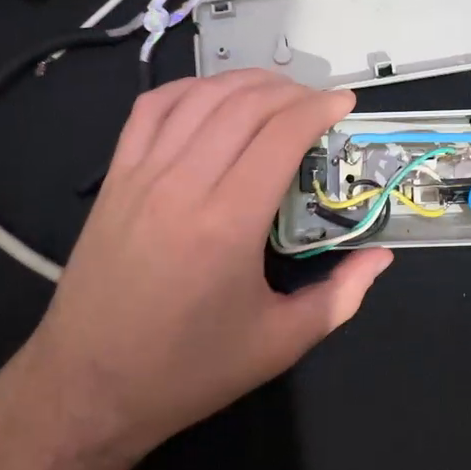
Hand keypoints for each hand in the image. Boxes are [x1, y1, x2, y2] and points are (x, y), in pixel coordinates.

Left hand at [0, 70, 389, 469]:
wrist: (88, 387)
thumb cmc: (189, 369)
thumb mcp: (278, 344)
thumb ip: (340, 296)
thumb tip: (382, 256)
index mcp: (229, 223)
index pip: (281, 134)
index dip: (319, 108)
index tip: (343, 103)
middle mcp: (184, 185)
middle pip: (245, 105)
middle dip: (291, 91)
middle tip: (317, 102)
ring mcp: (143, 175)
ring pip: (201, 97)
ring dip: (245, 82)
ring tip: (275, 91)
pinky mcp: (115, 177)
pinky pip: (152, 108)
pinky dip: (189, 88)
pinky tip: (212, 95)